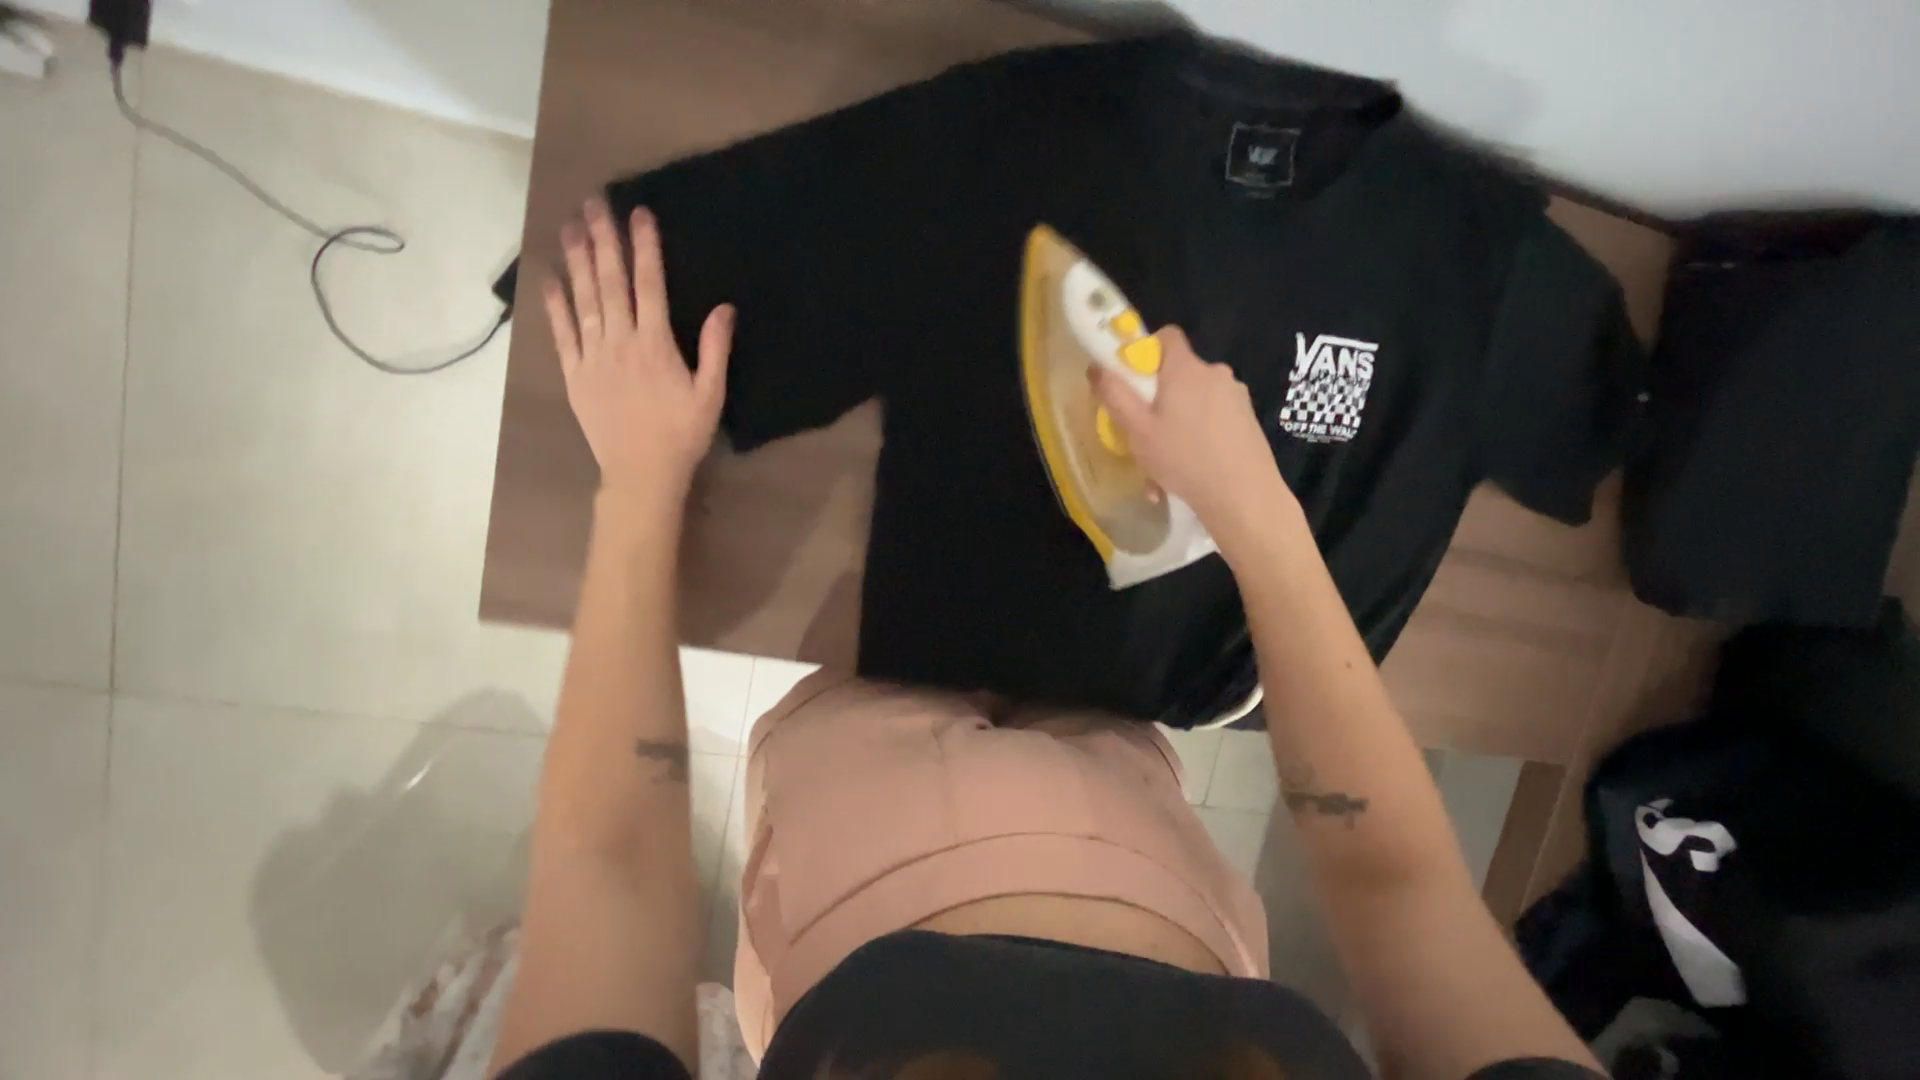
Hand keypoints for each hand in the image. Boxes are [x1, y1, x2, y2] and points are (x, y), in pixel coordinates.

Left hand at [546, 198, 733, 510]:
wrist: (641, 474)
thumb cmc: (682, 436)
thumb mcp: (710, 395)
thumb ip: (715, 349)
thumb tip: (724, 308)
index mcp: (656, 344)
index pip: (649, 284)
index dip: (644, 247)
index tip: (638, 214)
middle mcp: (620, 342)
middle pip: (610, 282)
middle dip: (603, 240)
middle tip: (594, 203)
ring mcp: (593, 357)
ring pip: (583, 299)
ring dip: (577, 261)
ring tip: (571, 226)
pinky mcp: (575, 375)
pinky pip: (563, 333)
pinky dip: (556, 304)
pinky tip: (552, 278)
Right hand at [1090, 326, 1299, 548]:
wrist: (1243, 496)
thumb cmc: (1183, 458)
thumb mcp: (1137, 430)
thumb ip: (1114, 394)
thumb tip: (1096, 366)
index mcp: (1186, 368)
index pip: (1166, 336)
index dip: (1145, 351)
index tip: (1132, 381)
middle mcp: (1215, 373)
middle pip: (1178, 375)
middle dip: (1158, 401)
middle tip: (1142, 437)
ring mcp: (1236, 397)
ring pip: (1194, 403)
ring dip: (1175, 428)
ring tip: (1161, 470)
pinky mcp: (1248, 420)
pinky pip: (1212, 422)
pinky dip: (1196, 441)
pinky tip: (1186, 475)